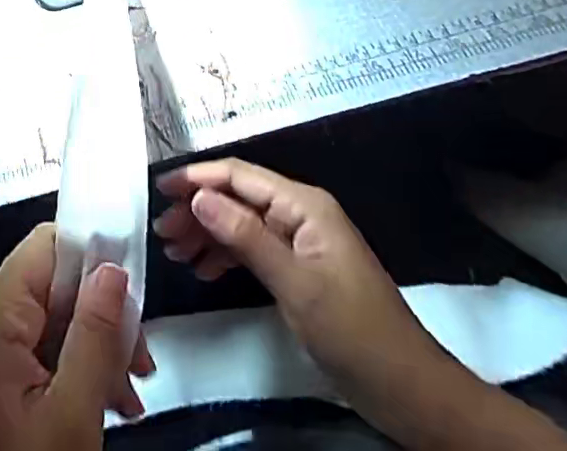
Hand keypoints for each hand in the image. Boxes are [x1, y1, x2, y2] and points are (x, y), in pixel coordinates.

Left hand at [0, 223, 154, 450]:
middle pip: (52, 281)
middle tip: (138, 363)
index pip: (45, 246)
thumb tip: (113, 269)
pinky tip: (106, 400)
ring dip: (94, 344)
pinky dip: (74, 363)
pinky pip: (39, 342)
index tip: (134, 290)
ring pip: (51, 314)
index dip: (92, 255)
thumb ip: (94, 336)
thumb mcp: (71, 414)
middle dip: (100, 314)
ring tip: (126, 394)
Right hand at [153, 160, 566, 450]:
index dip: (196, 177)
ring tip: (174, 252)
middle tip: (162, 233)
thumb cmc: (354, 332)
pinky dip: (223, 254)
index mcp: (304, 205)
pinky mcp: (296, 266)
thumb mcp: (295, 283)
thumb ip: (245, 235)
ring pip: (238, 221)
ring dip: (205, 233)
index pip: (238, 175)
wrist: (408, 390)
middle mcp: (298, 213)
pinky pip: (250, 246)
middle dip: (196, 210)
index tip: (158, 190)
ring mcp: (297, 240)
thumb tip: (198, 196)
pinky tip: (202, 269)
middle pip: (235, 197)